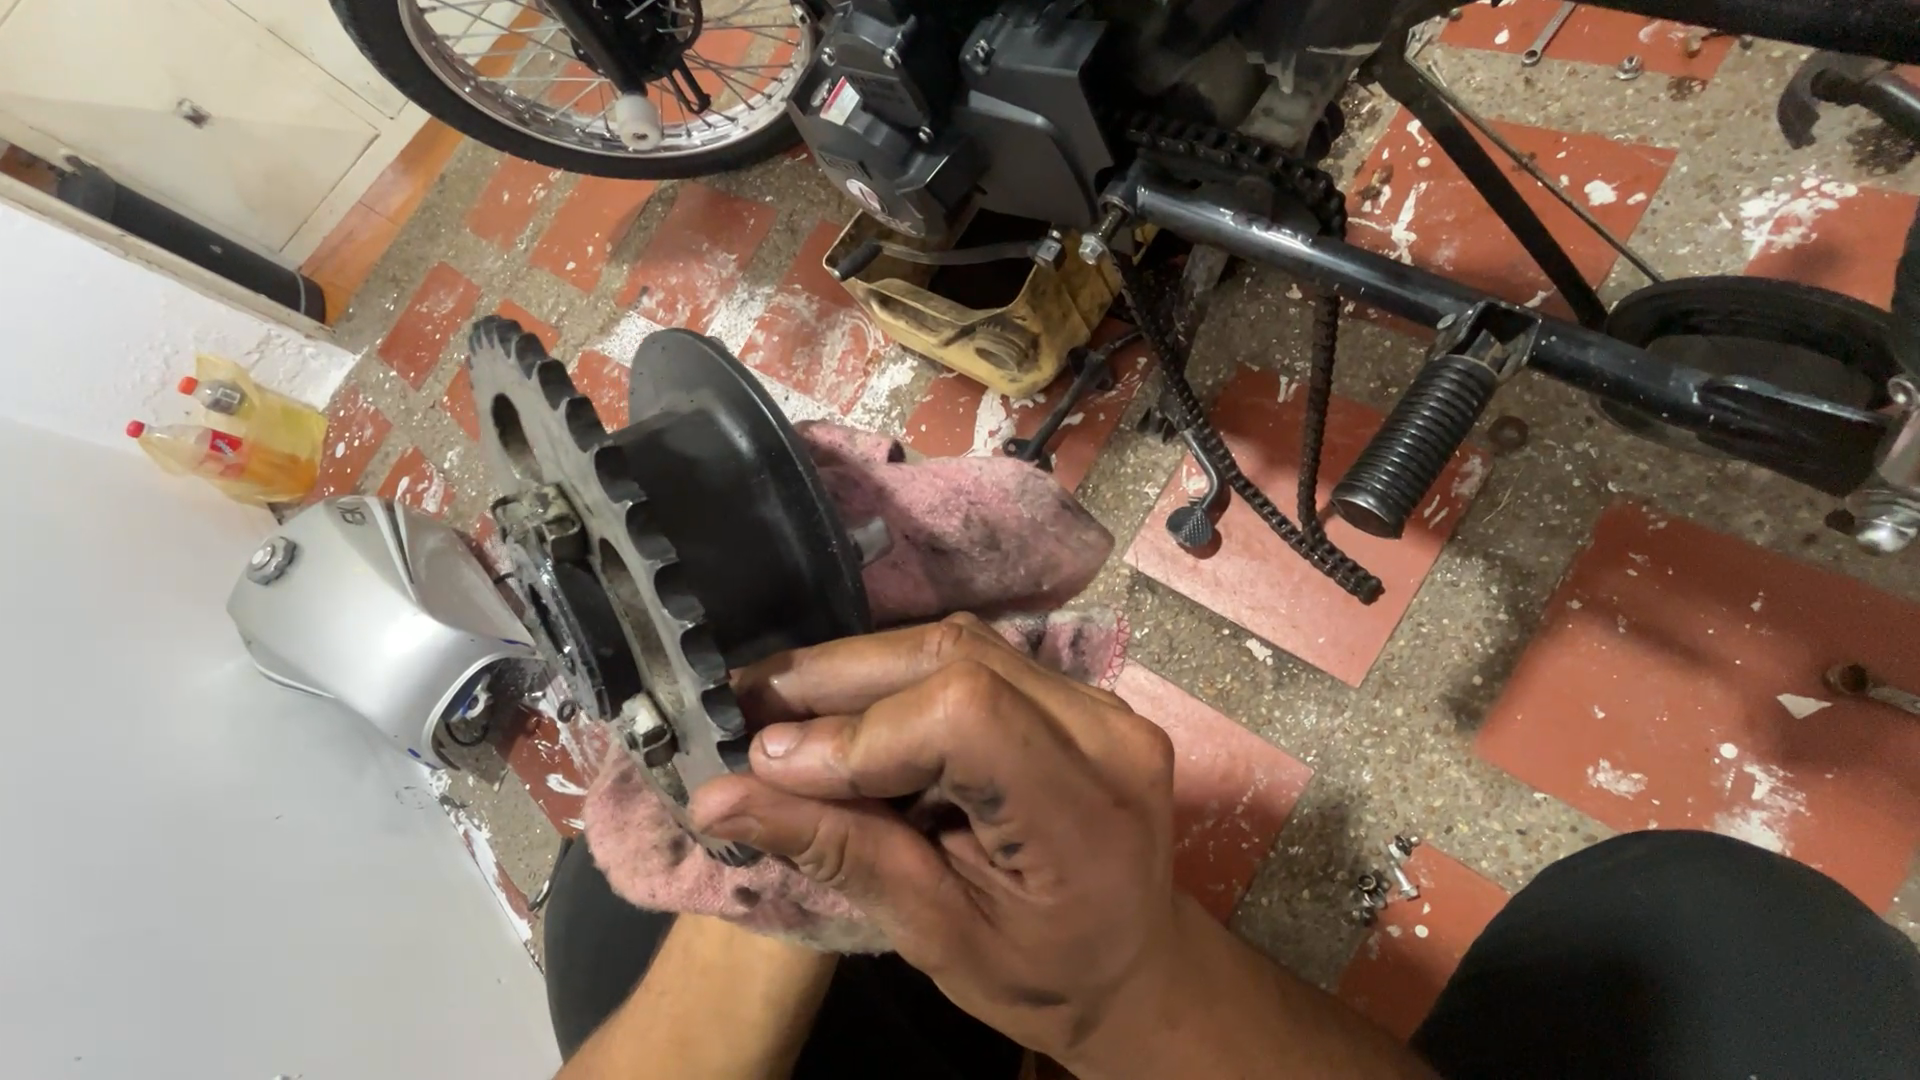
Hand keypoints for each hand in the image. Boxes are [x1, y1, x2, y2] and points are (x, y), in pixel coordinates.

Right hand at [687, 613, 1182, 1061]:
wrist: (1130, 958)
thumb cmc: (1041, 973)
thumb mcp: (935, 934)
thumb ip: (839, 852)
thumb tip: (719, 795)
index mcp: (1086, 807)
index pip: (966, 717)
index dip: (859, 733)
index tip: (767, 765)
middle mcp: (1101, 727)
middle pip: (954, 654)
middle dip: (835, 677)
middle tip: (746, 708)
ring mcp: (1092, 698)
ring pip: (955, 640)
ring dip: (857, 668)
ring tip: (782, 706)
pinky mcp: (1067, 689)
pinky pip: (970, 655)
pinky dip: (893, 675)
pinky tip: (843, 705)